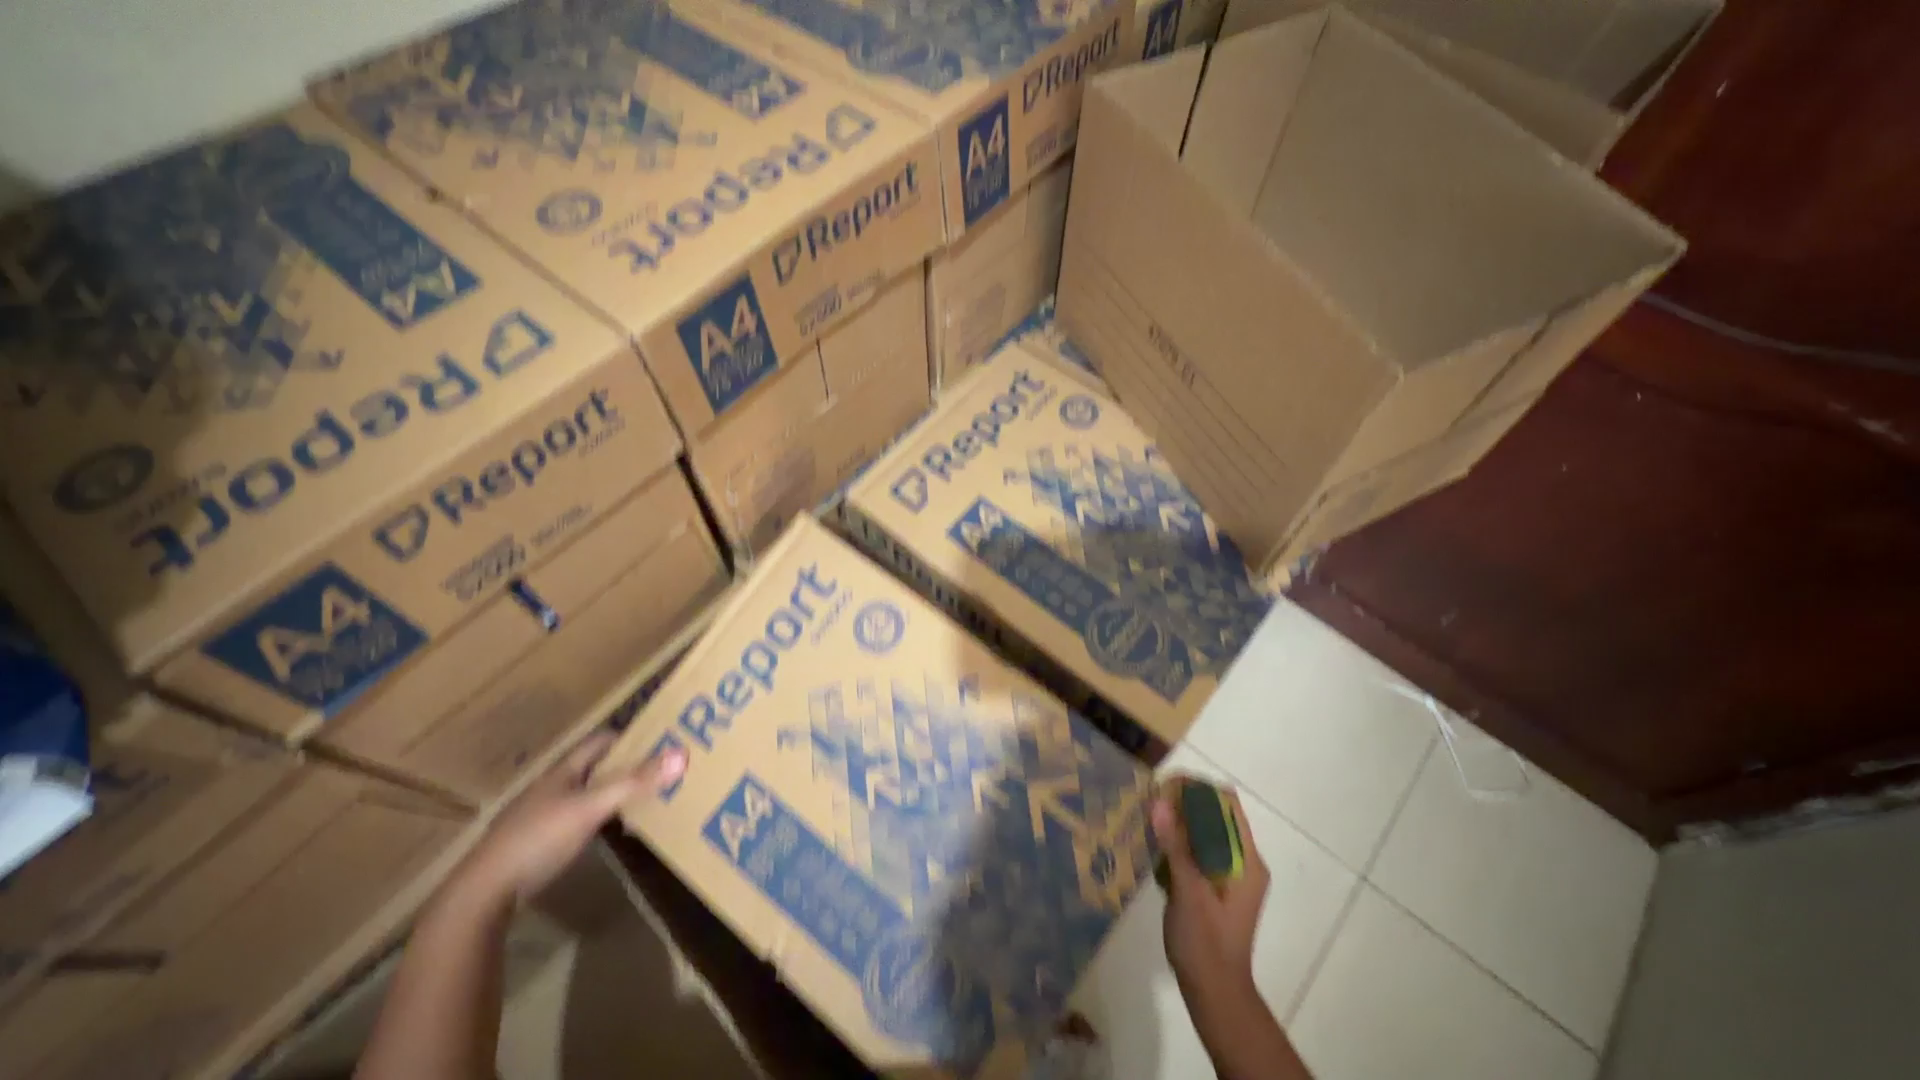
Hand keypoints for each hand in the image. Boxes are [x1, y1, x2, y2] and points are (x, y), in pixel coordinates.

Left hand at [447, 731, 686, 910]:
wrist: (487, 888)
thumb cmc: (540, 838)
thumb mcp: (592, 808)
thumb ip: (635, 783)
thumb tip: (682, 753)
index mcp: (563, 770)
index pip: (600, 741)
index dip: (630, 737)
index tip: (662, 742)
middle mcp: (552, 786)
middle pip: (594, 766)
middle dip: (626, 765)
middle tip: (662, 771)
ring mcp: (543, 814)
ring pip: (586, 793)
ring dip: (613, 793)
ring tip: (646, 800)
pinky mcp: (539, 841)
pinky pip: (578, 819)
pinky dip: (599, 818)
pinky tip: (613, 832)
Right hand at [1152, 776, 1270, 997]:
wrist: (1214, 992)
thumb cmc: (1205, 943)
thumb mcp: (1188, 892)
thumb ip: (1176, 847)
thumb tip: (1160, 801)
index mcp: (1247, 861)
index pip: (1228, 805)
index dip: (1199, 789)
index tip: (1167, 784)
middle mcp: (1243, 863)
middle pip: (1216, 818)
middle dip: (1184, 805)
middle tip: (1149, 800)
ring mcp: (1230, 877)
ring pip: (1205, 836)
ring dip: (1179, 824)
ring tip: (1146, 818)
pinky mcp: (1215, 890)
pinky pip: (1198, 855)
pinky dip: (1179, 845)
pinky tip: (1153, 848)